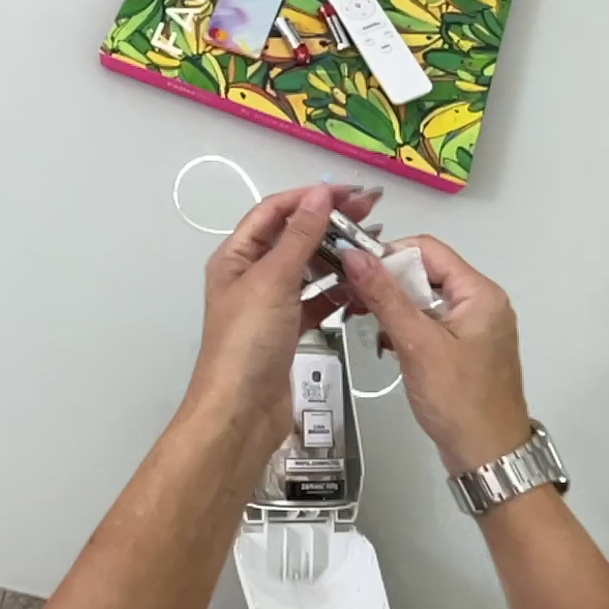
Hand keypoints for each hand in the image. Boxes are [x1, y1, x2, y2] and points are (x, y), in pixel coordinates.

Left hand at [185, 184, 382, 456]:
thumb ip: (299, 236)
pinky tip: (361, 286)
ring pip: (308, 267)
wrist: (240, 414)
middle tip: (371, 214)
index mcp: (236, 256)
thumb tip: (319, 195)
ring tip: (372, 247)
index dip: (311, 197)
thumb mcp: (273, 281)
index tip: (349, 193)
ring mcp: (270, 302)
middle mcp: (251, 274)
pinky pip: (316, 298)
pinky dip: (337, 291)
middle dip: (330, 223)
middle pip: (294, 236)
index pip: (275, 211)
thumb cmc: (247, 343)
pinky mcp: (288, 328)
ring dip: (337, 256)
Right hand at [341, 236, 531, 473]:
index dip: (389, 254)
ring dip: (394, 305)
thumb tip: (354, 256)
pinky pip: (429, 319)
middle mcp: (481, 301)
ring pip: (424, 296)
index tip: (356, 271)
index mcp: (479, 292)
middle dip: (388, 282)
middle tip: (354, 297)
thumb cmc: (458, 401)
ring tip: (366, 320)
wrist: (490, 460)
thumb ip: (385, 296)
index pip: (427, 249)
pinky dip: (406, 325)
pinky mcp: (464, 345)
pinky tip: (386, 341)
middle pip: (425, 271)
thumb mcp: (417, 344)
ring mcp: (474, 324)